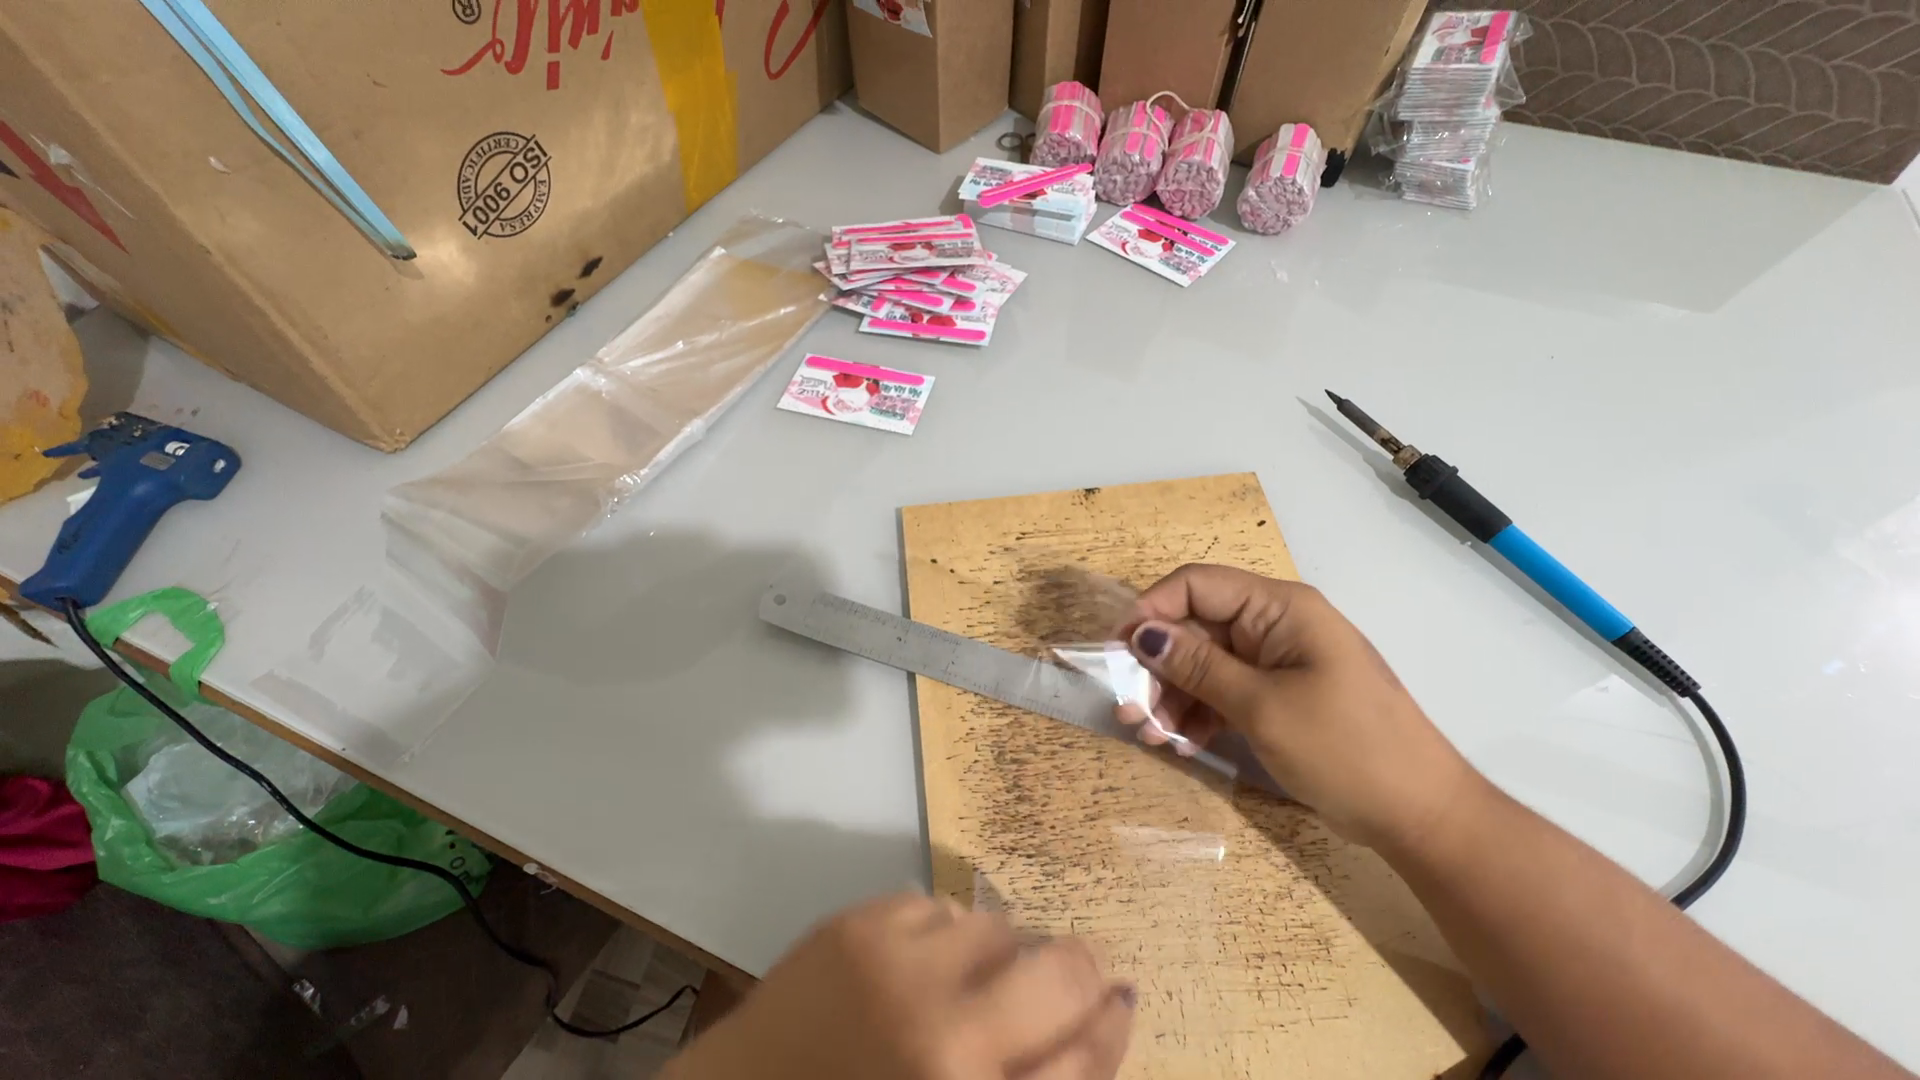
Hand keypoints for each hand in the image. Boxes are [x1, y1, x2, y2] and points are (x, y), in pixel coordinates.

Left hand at [665, 893, 1134, 1079]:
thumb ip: (1031, 1073)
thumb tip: (1104, 1009)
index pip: (1087, 1056)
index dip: (1112, 1027)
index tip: (1117, 1003)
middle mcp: (945, 1033)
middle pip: (1064, 971)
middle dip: (1076, 974)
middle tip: (1055, 985)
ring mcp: (896, 968)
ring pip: (999, 926)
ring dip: (997, 954)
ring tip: (964, 981)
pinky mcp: (854, 926)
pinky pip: (936, 906)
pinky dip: (939, 934)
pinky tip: (915, 964)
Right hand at [1114, 564, 1480, 849]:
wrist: (1420, 814)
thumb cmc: (1345, 748)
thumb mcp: (1263, 706)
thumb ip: (1198, 667)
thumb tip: (1141, 634)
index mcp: (1280, 608)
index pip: (1197, 584)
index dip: (1151, 610)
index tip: (1116, 652)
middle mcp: (1276, 625)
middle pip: (1197, 628)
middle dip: (1157, 666)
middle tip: (1128, 710)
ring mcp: (1279, 663)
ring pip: (1205, 663)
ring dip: (1173, 696)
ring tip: (1152, 736)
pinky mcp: (1280, 697)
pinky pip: (1225, 692)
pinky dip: (1200, 713)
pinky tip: (1183, 743)